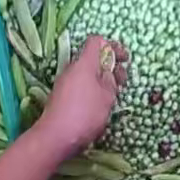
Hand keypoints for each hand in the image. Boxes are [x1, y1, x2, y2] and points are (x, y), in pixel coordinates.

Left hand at [35, 34, 127, 156]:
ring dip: (101, 82)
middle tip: (121, 83)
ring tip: (111, 98)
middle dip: (109, 67)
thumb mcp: (107, 96)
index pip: (97, 41)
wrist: (55, 137)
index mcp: (84, 63)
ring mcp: (63, 85)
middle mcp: (71, 70)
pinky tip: (97, 108)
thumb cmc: (85, 114)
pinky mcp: (60, 99)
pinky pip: (79, 88)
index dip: (113, 46)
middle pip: (92, 60)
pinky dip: (91, 92)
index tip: (124, 60)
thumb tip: (107, 73)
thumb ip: (110, 81)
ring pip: (86, 76)